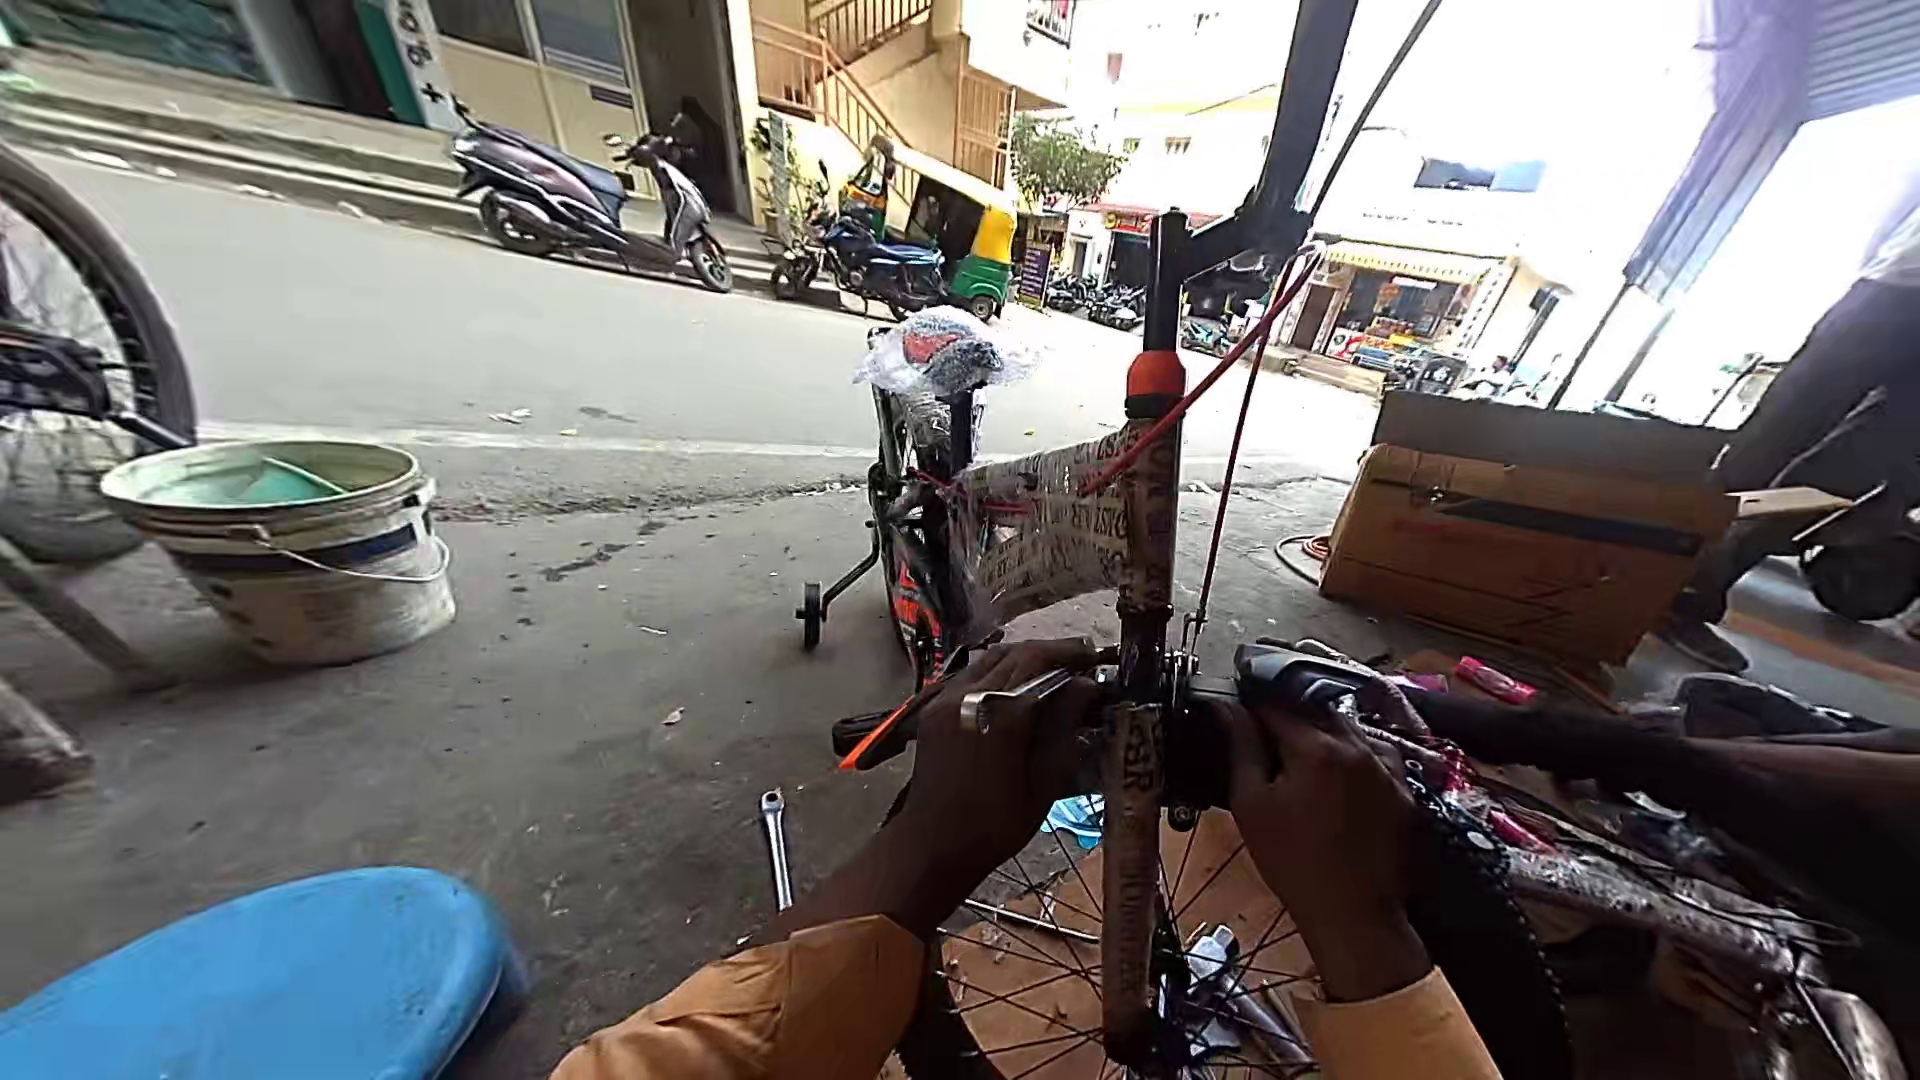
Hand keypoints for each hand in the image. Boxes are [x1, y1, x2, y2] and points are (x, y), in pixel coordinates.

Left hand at [763, 638, 1098, 944]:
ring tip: (1052, 670)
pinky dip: (999, 669)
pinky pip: (972, 673)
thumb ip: (1064, 730)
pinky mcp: (935, 706)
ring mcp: (947, 698)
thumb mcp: (1042, 785)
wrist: (931, 845)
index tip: (1094, 656)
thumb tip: (1086, 687)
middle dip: (1050, 651)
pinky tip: (1016, 685)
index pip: (1036, 660)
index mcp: (999, 715)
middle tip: (1079, 662)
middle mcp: (968, 695)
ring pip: (990, 657)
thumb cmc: (994, 826)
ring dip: (1023, 656)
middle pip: (1014, 652)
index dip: (1068, 652)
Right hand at [1214, 697, 1431, 1000]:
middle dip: (1285, 714)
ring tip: (1297, 748)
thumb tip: (1227, 707)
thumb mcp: (1250, 801)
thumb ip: (1241, 747)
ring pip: (1347, 726)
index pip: (1276, 706)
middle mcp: (1357, 747)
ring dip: (1319, 727)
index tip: (1236, 713)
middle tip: (1261, 732)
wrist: (1354, 917)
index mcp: (1316, 748)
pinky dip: (1353, 748)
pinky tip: (1338, 765)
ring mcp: (1387, 769)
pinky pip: (1377, 751)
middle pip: (1313, 710)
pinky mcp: (1405, 792)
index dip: (1251, 707)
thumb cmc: (1290, 859)